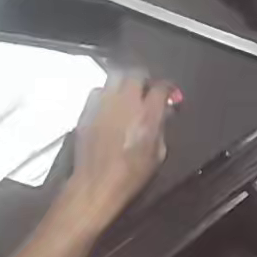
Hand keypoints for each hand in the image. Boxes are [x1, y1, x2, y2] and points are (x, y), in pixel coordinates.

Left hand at [59, 70, 173, 224]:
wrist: (97, 183)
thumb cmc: (132, 174)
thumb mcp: (158, 154)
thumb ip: (161, 128)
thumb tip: (163, 113)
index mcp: (147, 114)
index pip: (161, 87)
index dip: (168, 88)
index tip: (169, 94)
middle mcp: (125, 102)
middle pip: (136, 74)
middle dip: (144, 79)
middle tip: (146, 90)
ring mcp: (103, 104)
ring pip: (115, 77)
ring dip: (124, 83)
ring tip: (126, 95)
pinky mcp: (87, 110)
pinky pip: (98, 91)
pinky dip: (106, 94)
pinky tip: (109, 106)